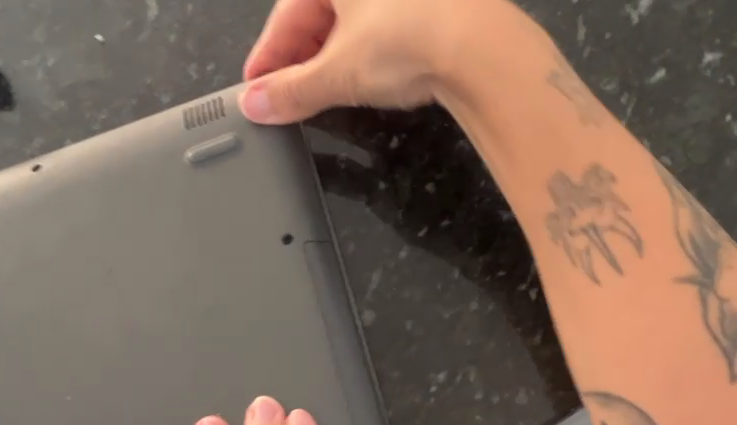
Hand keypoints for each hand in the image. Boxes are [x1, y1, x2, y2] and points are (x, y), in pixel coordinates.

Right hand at [239, 0, 516, 123]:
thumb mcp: (338, 74)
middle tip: (285, 99)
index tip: (256, 90)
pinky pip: (380, 26)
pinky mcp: (428, 8)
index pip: (286, 14)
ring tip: (321, 94)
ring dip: (330, 58)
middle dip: (298, 59)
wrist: (480, 48)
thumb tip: (258, 104)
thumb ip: (292, 92)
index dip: (268, 58)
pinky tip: (362, 78)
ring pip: (349, 21)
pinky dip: (363, 53)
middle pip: (316, 15)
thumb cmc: (410, 38)